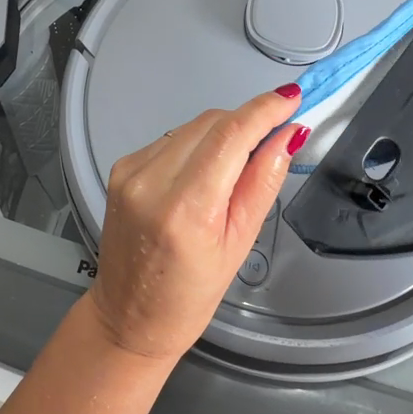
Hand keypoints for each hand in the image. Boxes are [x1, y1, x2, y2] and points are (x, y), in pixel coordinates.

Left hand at [86, 85, 308, 363]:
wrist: (127, 317)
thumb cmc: (187, 296)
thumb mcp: (239, 245)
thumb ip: (263, 182)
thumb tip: (287, 136)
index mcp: (185, 209)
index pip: (230, 135)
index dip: (264, 110)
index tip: (290, 96)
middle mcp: (151, 181)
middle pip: (211, 123)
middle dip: (246, 122)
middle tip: (274, 136)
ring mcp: (132, 170)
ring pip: (191, 126)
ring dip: (220, 133)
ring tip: (233, 170)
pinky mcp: (123, 165)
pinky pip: (170, 138)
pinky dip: (194, 145)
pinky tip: (201, 174)